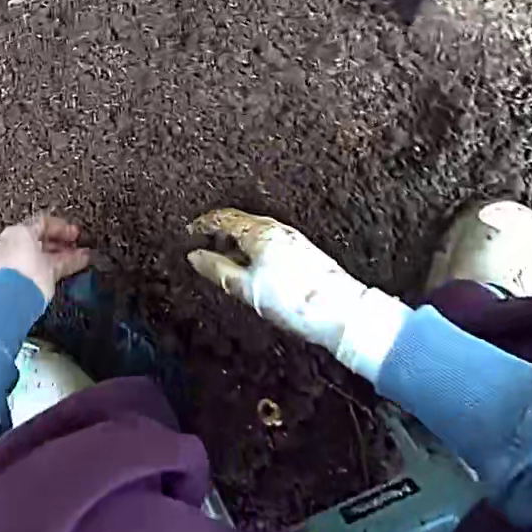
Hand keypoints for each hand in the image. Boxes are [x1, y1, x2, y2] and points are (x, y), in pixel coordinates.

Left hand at [0, 215, 92, 302]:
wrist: (2, 304)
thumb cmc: (26, 279)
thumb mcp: (53, 266)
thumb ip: (69, 260)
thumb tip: (82, 256)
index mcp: (18, 231)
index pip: (44, 223)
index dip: (63, 229)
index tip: (76, 236)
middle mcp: (7, 243)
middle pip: (37, 240)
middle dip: (58, 246)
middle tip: (74, 252)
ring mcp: (2, 261)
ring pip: (30, 255)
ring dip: (49, 259)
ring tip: (66, 267)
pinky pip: (23, 269)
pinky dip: (38, 271)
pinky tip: (49, 278)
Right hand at [186, 209, 365, 352]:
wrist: (342, 313)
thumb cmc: (294, 300)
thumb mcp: (246, 288)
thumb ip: (217, 269)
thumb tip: (194, 256)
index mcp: (260, 232)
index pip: (223, 218)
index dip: (202, 224)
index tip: (189, 232)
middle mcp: (276, 229)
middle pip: (239, 223)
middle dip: (217, 233)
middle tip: (201, 247)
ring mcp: (290, 239)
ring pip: (253, 233)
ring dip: (234, 243)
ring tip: (222, 260)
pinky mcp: (300, 252)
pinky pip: (267, 242)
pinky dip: (250, 250)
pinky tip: (249, 268)